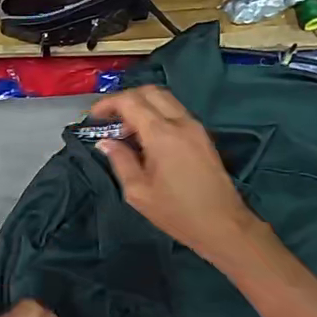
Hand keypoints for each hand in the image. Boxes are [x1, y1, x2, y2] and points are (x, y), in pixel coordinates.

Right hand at [91, 86, 264, 260]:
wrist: (223, 224)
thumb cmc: (177, 212)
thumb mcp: (139, 192)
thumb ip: (120, 161)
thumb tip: (106, 142)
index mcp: (162, 133)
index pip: (131, 101)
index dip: (108, 103)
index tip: (94, 117)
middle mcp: (181, 122)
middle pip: (150, 92)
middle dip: (127, 99)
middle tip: (111, 120)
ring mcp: (196, 127)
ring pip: (166, 100)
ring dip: (144, 107)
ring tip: (128, 131)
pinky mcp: (204, 137)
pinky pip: (177, 113)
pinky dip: (159, 116)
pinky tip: (149, 139)